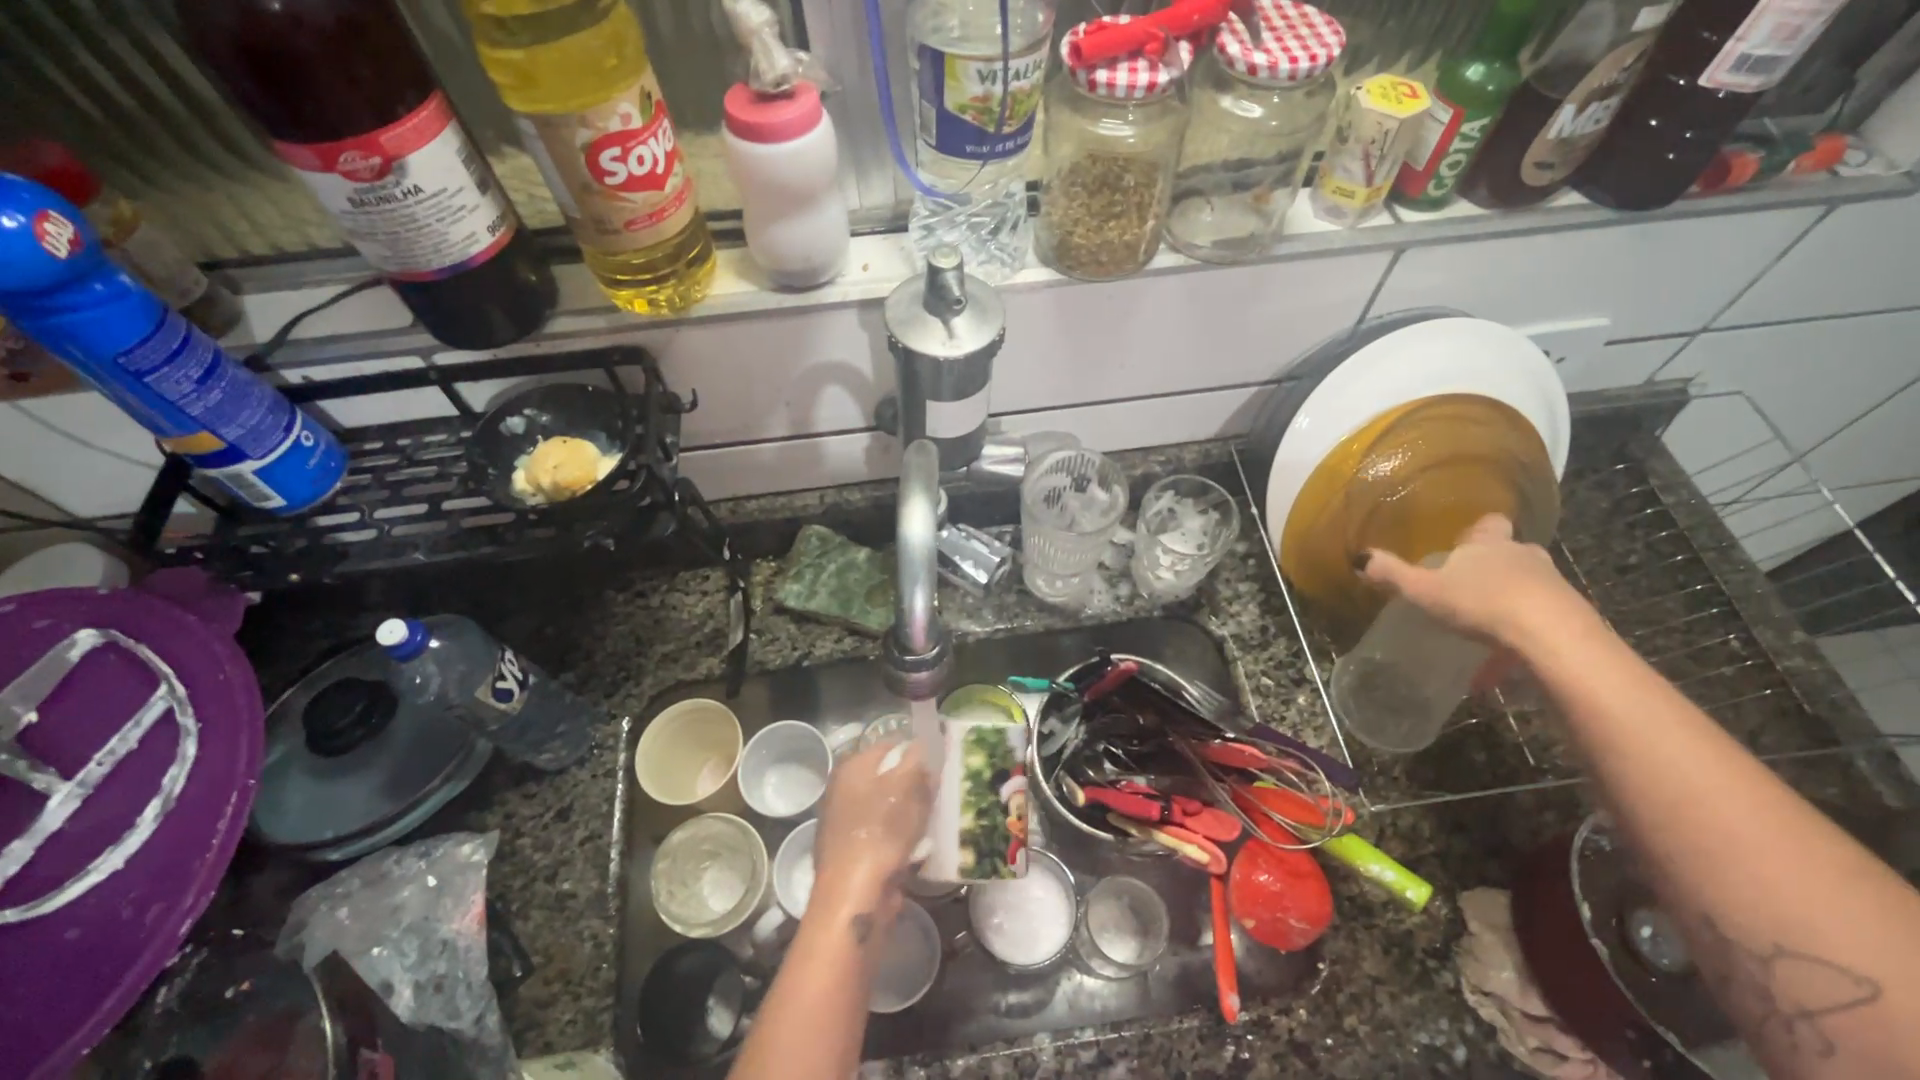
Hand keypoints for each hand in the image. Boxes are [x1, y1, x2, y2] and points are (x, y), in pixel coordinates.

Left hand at [811, 738, 933, 915]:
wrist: (854, 897)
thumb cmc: (880, 833)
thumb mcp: (907, 788)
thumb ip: (918, 761)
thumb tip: (925, 743)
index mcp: (852, 767)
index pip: (891, 744)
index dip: (918, 748)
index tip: (944, 759)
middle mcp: (845, 789)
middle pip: (890, 776)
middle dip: (918, 782)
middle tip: (946, 788)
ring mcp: (848, 821)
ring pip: (891, 805)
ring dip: (914, 810)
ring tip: (941, 815)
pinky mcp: (856, 849)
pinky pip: (888, 832)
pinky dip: (905, 835)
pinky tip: (925, 843)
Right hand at [1360, 514, 1596, 647]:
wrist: (1551, 633)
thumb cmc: (1482, 601)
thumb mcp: (1425, 590)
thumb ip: (1394, 575)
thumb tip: (1361, 557)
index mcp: (1489, 544)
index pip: (1489, 524)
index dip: (1479, 531)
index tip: (1465, 543)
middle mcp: (1524, 555)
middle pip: (1510, 554)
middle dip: (1493, 570)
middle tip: (1469, 589)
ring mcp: (1551, 584)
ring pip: (1528, 587)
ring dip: (1509, 603)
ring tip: (1486, 630)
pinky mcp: (1568, 615)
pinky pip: (1539, 621)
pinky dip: (1522, 636)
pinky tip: (1504, 662)